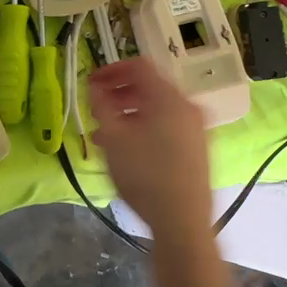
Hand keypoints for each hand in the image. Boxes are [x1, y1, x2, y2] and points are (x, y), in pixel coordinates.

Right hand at [87, 59, 213, 238]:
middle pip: (149, 87)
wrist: (182, 220)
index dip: (111, 70)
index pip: (139, 66)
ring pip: (156, 109)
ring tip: (103, 134)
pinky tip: (125, 149)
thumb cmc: (144, 175)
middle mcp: (187, 107)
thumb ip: (102, 106)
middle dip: (118, 95)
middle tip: (95, 109)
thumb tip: (96, 87)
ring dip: (127, 114)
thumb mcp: (114, 138)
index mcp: (169, 98)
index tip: (90, 82)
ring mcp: (195, 128)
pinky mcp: (196, 147)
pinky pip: (166, 125)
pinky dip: (143, 127)